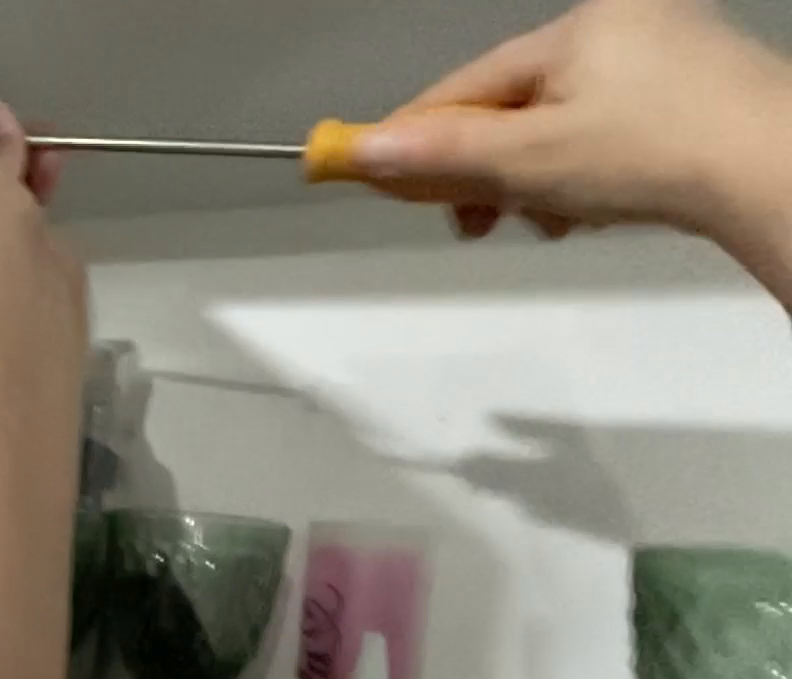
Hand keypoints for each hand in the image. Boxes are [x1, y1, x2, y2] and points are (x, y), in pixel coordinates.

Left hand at [0, 101, 80, 313]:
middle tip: (37, 133)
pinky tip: (58, 172)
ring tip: (54, 150)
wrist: (22, 299)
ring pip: (11, 209)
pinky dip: (44, 196)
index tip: (4, 126)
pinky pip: (34, 224)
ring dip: (31, 174)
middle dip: (9, 162)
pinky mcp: (30, 272)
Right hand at [354, 0, 791, 247]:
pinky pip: (585, 134)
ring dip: (518, 184)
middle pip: (501, 112)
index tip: (372, 180)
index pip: (460, 88)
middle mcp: (615, 29)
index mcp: (575, 30)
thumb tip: (356, 149)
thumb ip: (436, 152)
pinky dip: (563, 176)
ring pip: (540, 130)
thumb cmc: (644, 154)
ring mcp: (652, 59)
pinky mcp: (676, 94)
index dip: (409, 139)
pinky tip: (576, 208)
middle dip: (475, 174)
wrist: (776, 173)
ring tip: (535, 220)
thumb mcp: (521, 157)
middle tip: (471, 223)